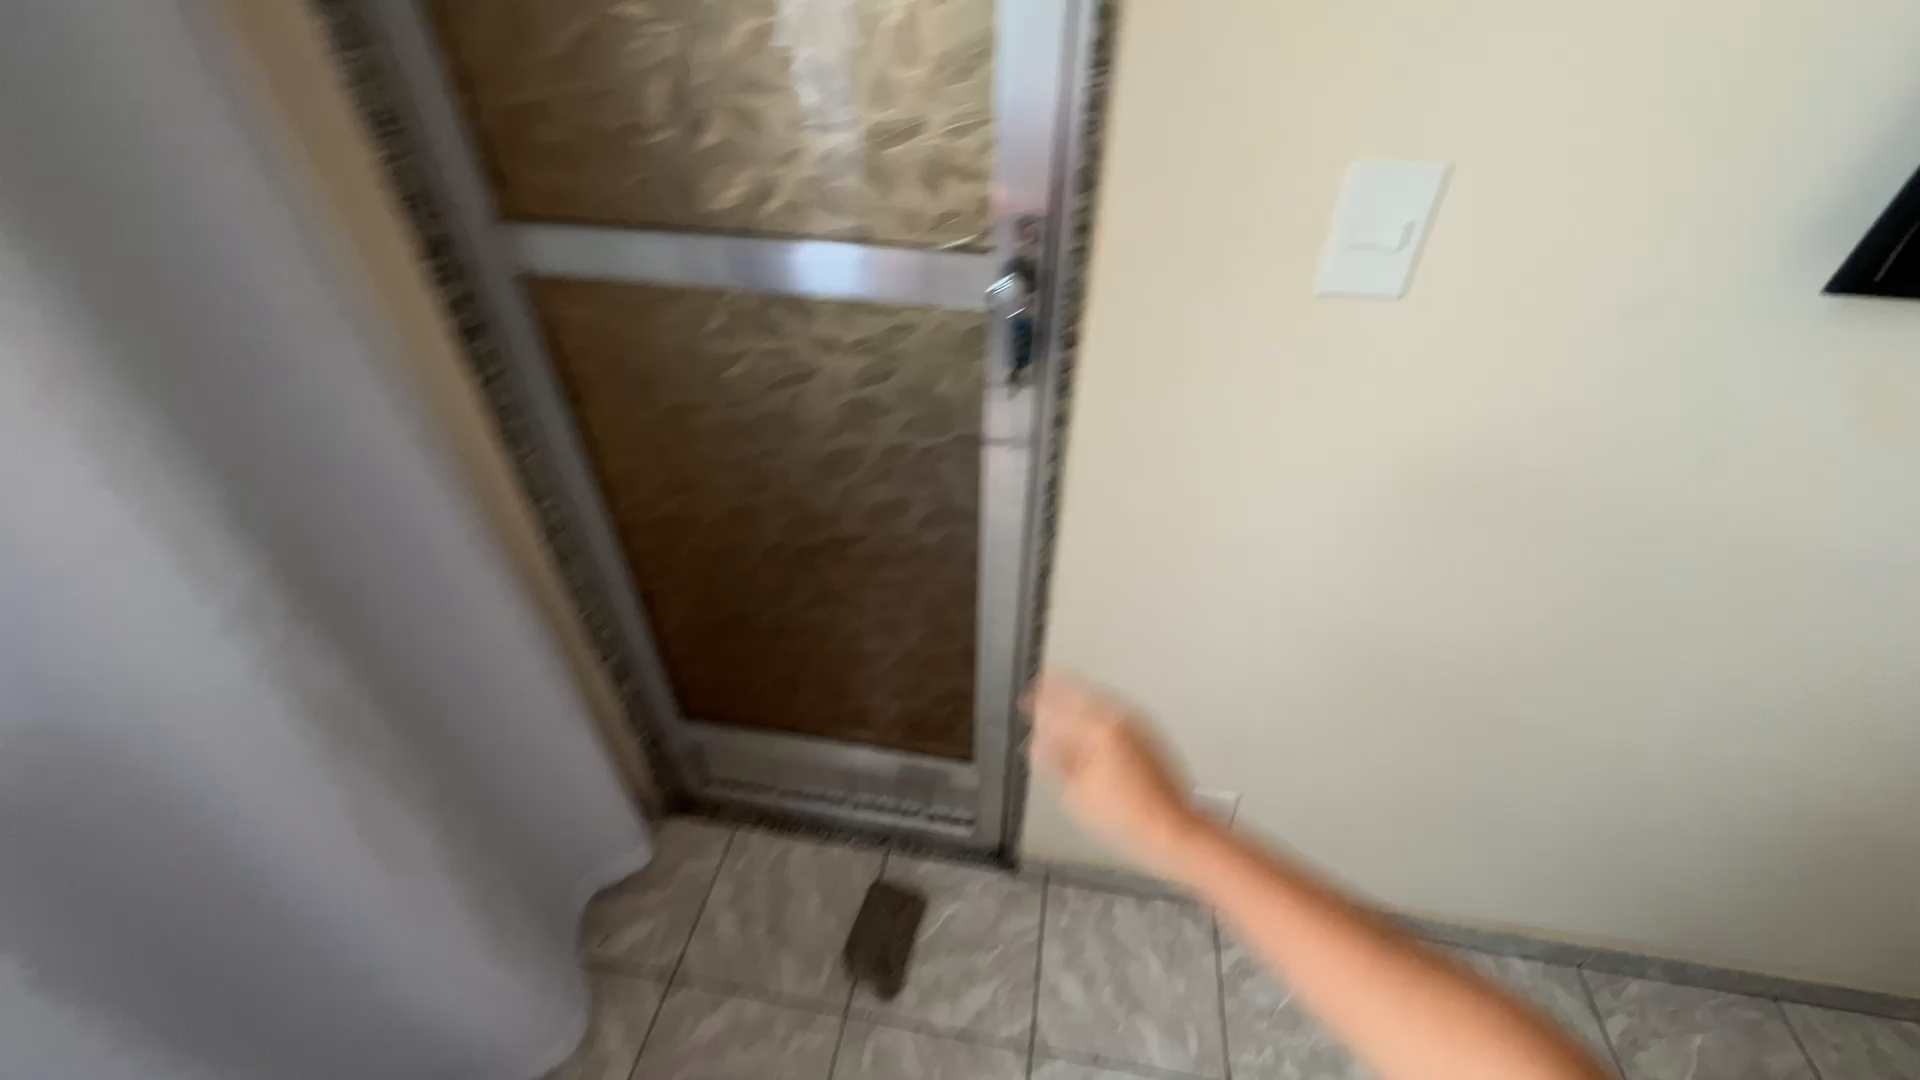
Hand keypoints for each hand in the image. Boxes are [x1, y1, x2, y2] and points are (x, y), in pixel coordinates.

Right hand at [1025, 672, 1202, 872]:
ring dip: (1080, 700)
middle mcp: (1121, 719)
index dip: (1039, 701)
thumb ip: (1054, 760)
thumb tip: (1037, 743)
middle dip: (1059, 692)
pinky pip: (1117, 713)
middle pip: (1083, 695)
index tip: (1026, 700)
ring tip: (1061, 705)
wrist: (1173, 829)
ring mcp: (1140, 725)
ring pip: (1101, 702)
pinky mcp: (1150, 736)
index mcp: (1100, 729)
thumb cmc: (1128, 817)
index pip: (1061, 705)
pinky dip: (1098, 712)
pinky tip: (1090, 725)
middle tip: (1040, 690)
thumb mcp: (1076, 793)